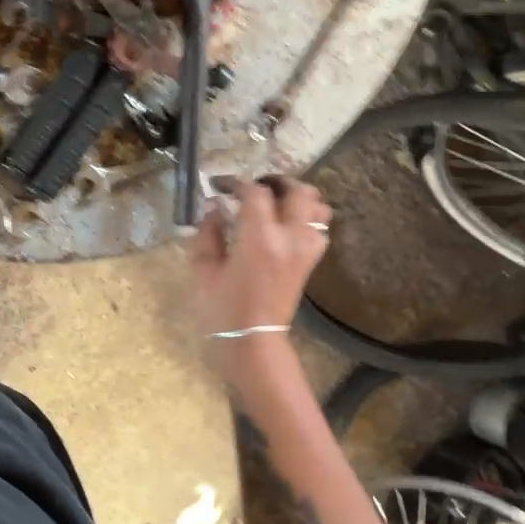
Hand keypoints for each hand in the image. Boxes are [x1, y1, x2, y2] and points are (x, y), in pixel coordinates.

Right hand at [187, 177, 332, 379]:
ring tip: (276, 202)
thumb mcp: (205, 270)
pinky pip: (319, 229)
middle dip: (276, 182)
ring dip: (297, 198)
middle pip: (297, 191)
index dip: (238, 183)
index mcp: (259, 238)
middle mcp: (289, 237)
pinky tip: (287, 226)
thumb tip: (212, 207)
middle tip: (254, 187)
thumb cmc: (222, 309)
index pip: (255, 193)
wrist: (253, 340)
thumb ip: (208, 234)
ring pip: (316, 207)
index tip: (221, 185)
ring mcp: (305, 250)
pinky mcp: (310, 262)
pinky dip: (307, 219)